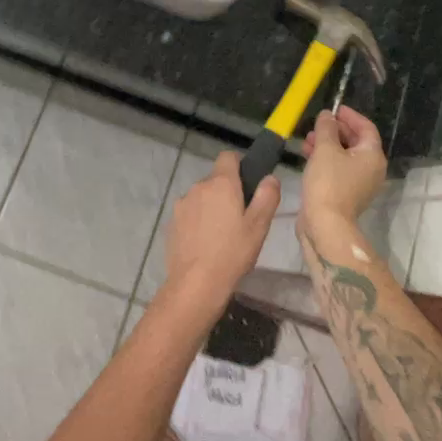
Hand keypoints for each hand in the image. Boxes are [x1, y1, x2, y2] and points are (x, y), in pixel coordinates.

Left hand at [163, 152, 279, 313]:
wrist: (195, 283)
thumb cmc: (232, 253)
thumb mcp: (259, 226)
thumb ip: (267, 196)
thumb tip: (269, 177)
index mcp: (221, 183)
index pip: (228, 157)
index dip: (239, 165)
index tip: (248, 184)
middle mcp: (199, 186)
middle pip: (216, 179)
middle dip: (227, 192)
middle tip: (240, 219)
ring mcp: (182, 203)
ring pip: (202, 197)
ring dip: (211, 207)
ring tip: (222, 235)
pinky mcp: (172, 221)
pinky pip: (189, 213)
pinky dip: (197, 221)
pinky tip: (205, 244)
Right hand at [299, 106, 386, 226]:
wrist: (325, 224)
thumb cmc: (328, 182)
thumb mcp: (325, 148)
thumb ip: (326, 128)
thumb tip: (328, 115)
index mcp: (373, 156)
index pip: (366, 128)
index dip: (350, 116)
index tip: (335, 108)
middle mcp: (372, 169)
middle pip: (356, 142)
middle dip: (336, 130)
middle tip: (318, 123)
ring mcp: (360, 184)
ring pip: (345, 156)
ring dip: (327, 144)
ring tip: (308, 138)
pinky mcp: (346, 194)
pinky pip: (338, 169)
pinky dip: (326, 159)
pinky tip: (308, 155)